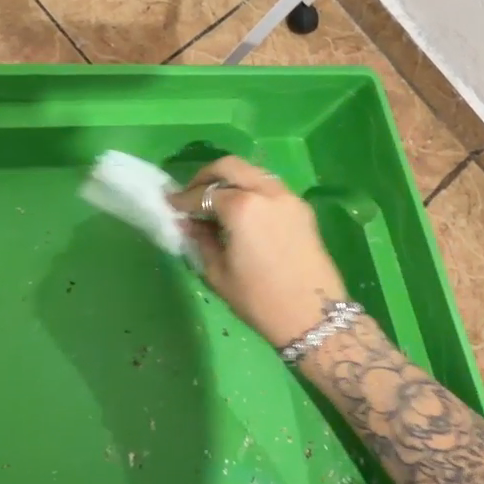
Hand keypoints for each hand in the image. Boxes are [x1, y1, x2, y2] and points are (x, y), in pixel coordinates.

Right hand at [169, 156, 347, 346]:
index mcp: (242, 207)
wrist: (313, 317)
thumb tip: (190, 223)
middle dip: (206, 176)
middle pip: (230, 167)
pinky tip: (241, 212)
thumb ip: (201, 241)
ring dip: (231, 180)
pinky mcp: (302, 208)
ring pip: (253, 172)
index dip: (183, 200)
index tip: (170, 204)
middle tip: (192, 194)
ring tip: (216, 203)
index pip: (204, 194)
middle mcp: (267, 192)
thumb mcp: (218, 273)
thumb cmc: (259, 299)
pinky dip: (251, 189)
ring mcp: (288, 197)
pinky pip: (270, 187)